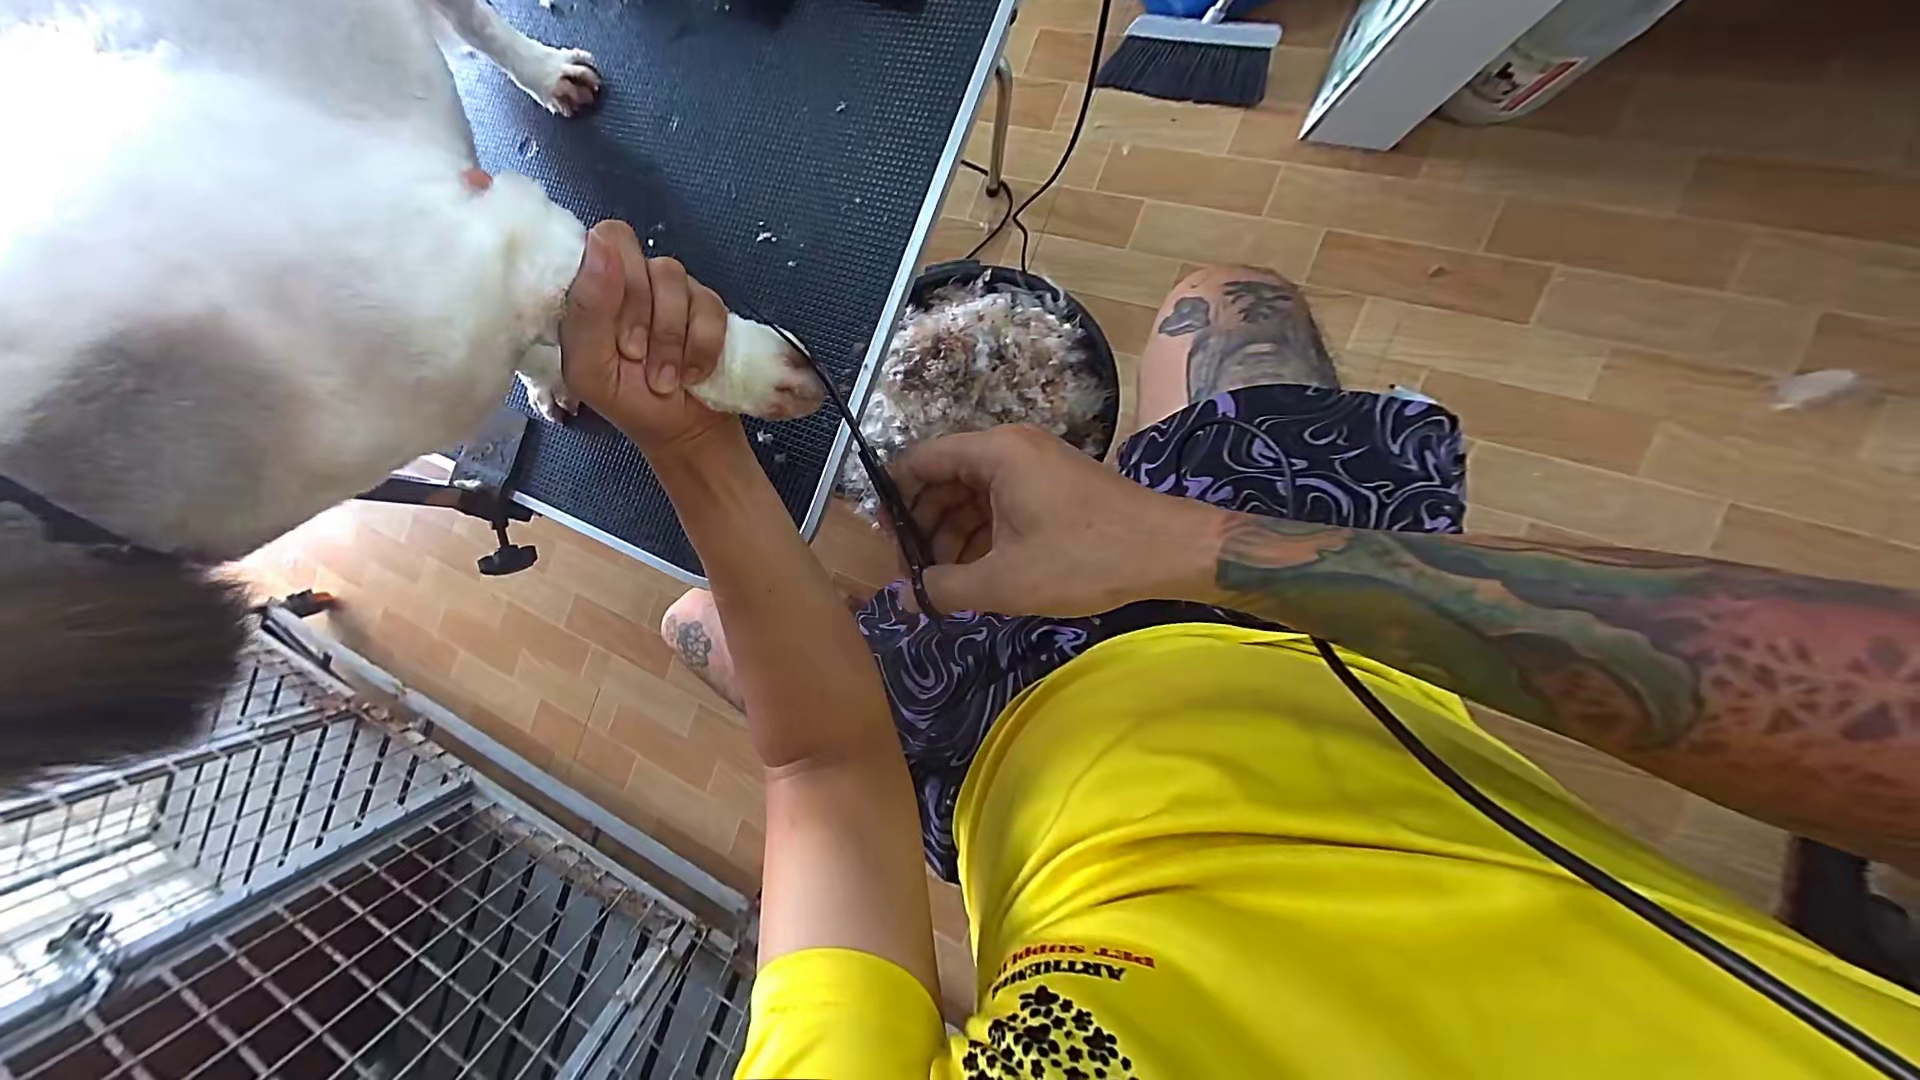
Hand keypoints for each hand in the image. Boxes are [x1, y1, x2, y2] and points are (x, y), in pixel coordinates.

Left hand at [559, 221, 736, 460]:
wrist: (685, 433)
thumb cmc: (630, 403)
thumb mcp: (590, 368)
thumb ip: (586, 309)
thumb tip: (601, 245)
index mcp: (596, 288)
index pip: (607, 240)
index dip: (616, 277)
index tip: (615, 330)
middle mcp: (637, 282)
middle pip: (646, 262)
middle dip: (645, 317)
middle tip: (638, 357)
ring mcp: (676, 294)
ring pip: (678, 282)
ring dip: (673, 338)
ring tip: (668, 376)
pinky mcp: (710, 311)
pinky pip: (712, 308)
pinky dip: (704, 345)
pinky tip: (694, 372)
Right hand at [889, 425, 1219, 616]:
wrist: (1168, 551)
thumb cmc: (1084, 559)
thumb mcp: (1006, 581)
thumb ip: (944, 587)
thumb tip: (903, 597)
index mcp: (994, 453)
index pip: (920, 461)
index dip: (893, 499)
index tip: (886, 542)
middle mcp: (1010, 449)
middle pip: (945, 478)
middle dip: (925, 525)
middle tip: (915, 570)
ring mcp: (1034, 466)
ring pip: (973, 495)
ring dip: (954, 535)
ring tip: (946, 579)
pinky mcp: (1051, 487)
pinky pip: (1000, 504)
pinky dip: (983, 535)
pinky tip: (978, 571)